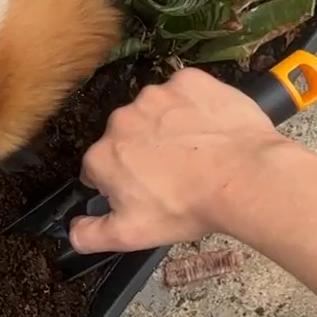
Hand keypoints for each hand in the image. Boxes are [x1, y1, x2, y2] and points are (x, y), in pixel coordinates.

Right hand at [69, 66, 298, 253]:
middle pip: (124, 137)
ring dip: (164, 128)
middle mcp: (121, 120)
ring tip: (193, 154)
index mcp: (101, 156)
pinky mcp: (188, 81)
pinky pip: (183, 92)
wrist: (245, 177)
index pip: (98, 169)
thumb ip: (89, 236)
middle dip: (140, 153)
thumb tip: (72, 231)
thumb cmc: (186, 207)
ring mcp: (156, 96)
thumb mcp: (130, 236)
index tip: (142, 193)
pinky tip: (207, 130)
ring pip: (152, 113)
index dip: (118, 183)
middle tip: (171, 176)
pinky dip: (191, 107)